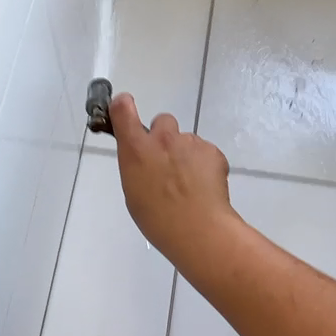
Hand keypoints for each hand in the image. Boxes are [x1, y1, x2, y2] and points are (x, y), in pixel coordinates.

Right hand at [109, 93, 240, 258]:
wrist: (198, 229)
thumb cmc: (157, 218)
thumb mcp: (134, 192)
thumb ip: (137, 166)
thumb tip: (146, 160)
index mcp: (136, 149)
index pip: (123, 109)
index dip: (123, 106)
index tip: (124, 109)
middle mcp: (162, 138)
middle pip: (162, 122)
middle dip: (164, 137)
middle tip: (167, 163)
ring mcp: (190, 141)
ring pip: (186, 140)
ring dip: (186, 154)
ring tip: (190, 184)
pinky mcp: (212, 150)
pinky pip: (205, 152)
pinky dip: (205, 165)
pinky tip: (206, 187)